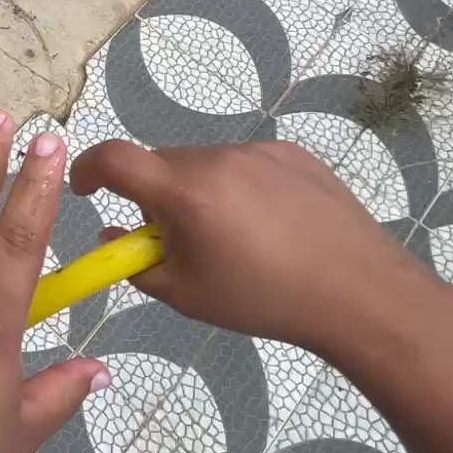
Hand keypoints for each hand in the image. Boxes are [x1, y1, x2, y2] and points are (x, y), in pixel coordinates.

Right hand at [67, 139, 444, 356]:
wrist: (366, 298)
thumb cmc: (264, 301)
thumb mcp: (184, 293)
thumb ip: (134, 261)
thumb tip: (111, 232)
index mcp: (185, 193)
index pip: (113, 158)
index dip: (87, 167)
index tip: (85, 189)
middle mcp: (216, 159)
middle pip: (158, 164)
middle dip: (151, 194)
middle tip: (174, 236)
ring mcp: (257, 151)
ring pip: (199, 162)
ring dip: (193, 189)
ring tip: (229, 233)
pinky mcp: (291, 153)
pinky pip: (239, 161)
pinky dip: (233, 184)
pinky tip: (265, 222)